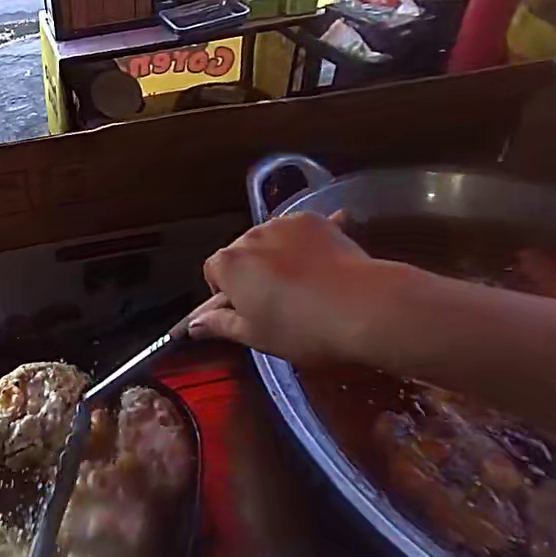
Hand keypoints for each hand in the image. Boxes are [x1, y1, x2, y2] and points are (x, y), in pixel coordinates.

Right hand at [188, 211, 417, 363]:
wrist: (360, 306)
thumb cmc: (302, 328)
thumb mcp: (256, 336)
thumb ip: (221, 324)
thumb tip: (195, 325)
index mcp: (230, 263)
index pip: (213, 271)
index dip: (226, 292)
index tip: (246, 312)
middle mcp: (253, 235)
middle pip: (242, 252)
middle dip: (252, 272)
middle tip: (277, 304)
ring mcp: (286, 223)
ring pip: (271, 240)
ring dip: (278, 257)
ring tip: (304, 287)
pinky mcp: (316, 220)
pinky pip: (302, 230)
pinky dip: (307, 243)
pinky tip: (323, 260)